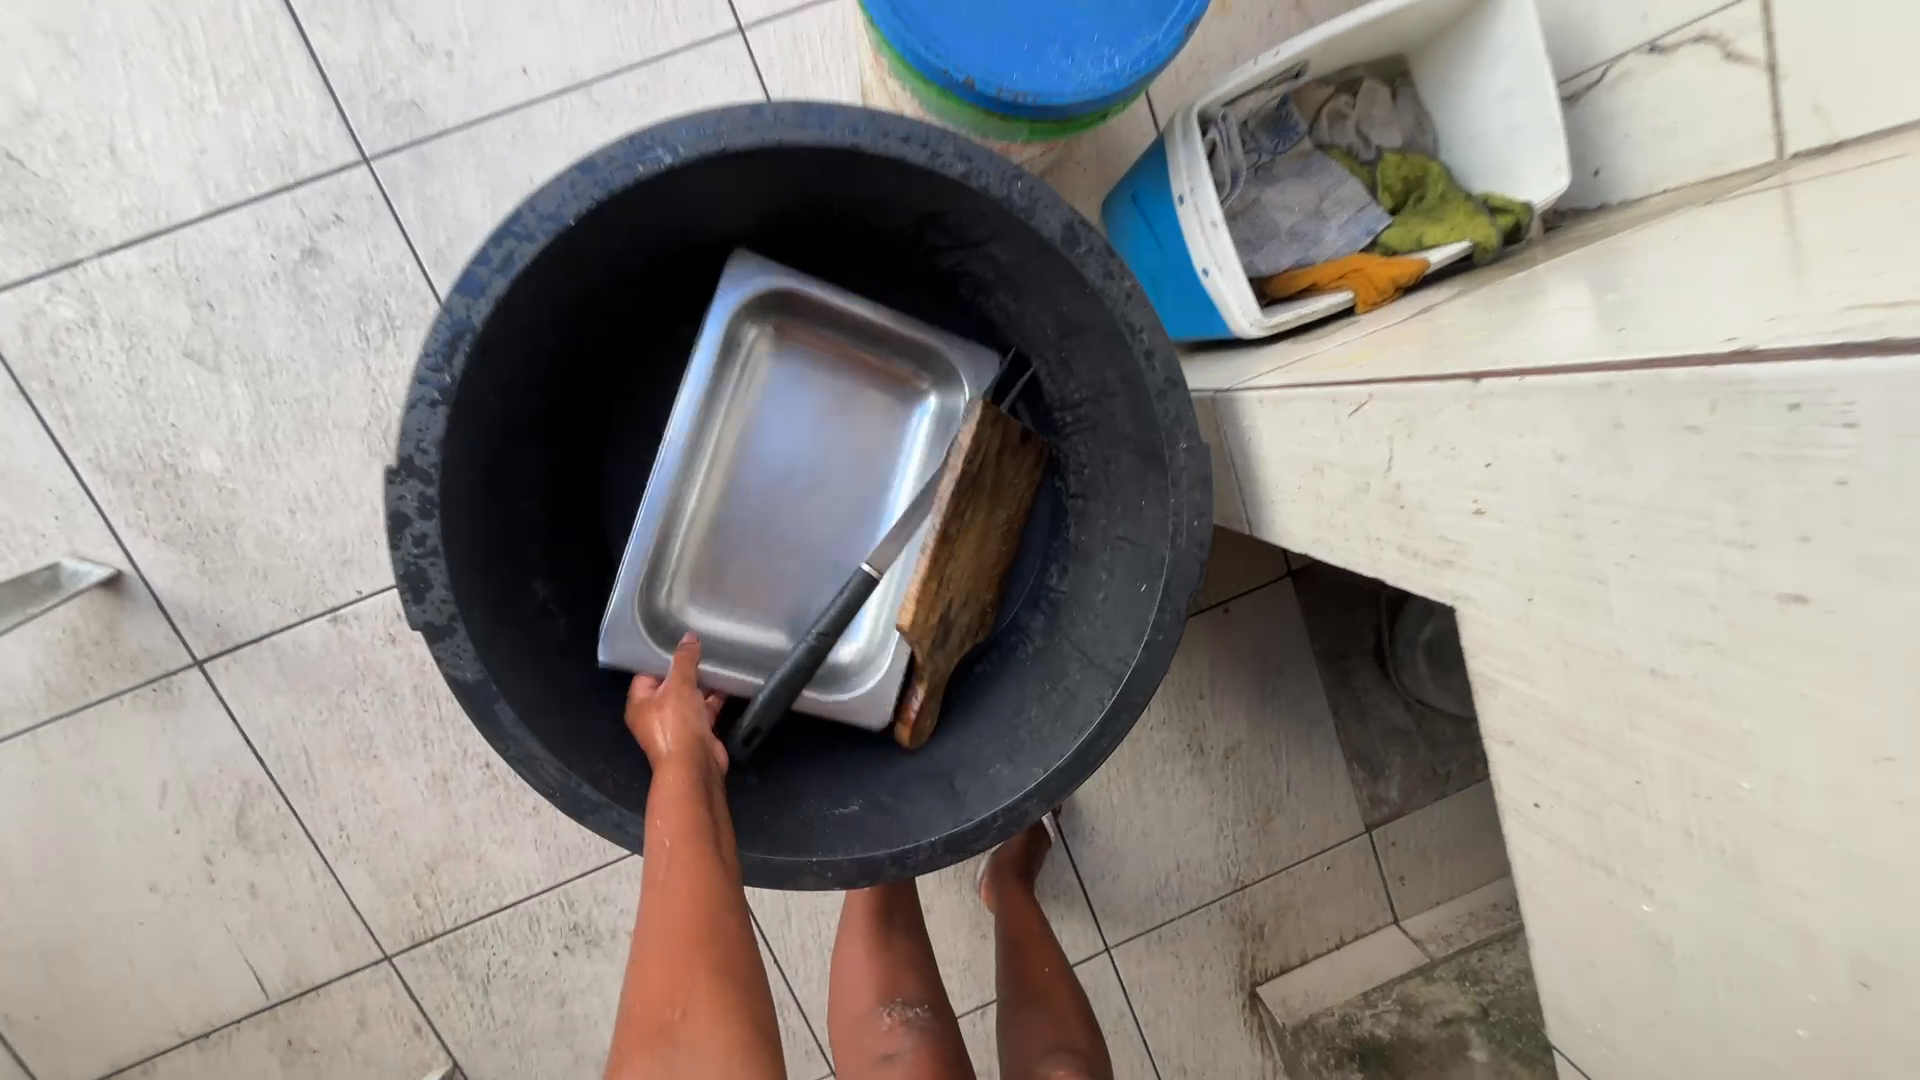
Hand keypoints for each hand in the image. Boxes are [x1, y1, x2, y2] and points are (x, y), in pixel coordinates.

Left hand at [626, 633, 727, 774]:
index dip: (662, 657)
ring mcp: (677, 724)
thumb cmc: (676, 723)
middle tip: (704, 646)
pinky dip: (716, 697)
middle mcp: (655, 713)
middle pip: (670, 684)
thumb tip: (689, 636)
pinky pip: (706, 708)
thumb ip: (684, 660)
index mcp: (640, 703)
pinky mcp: (698, 731)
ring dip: (704, 682)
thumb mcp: (678, 685)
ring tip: (719, 658)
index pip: (647, 673)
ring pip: (690, 696)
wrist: (695, 765)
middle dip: (687, 668)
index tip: (680, 640)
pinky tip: (730, 680)